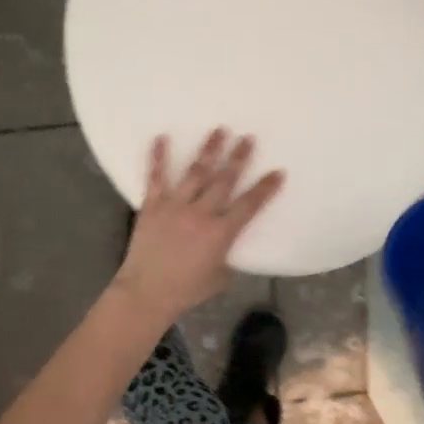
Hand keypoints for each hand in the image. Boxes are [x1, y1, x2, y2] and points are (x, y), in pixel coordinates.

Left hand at [112, 129, 283, 321]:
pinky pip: (155, 177)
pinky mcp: (152, 206)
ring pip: (196, 172)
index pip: (249, 205)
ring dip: (209, 150)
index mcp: (221, 233)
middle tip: (248, 138)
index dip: (265, 188)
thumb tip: (227, 243)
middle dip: (238, 158)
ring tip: (219, 131)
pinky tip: (161, 137)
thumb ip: (227, 255)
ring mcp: (175, 206)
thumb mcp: (220, 277)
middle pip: (224, 180)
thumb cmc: (186, 291)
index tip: (278, 171)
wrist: (146, 292)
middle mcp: (200, 213)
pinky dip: (158, 157)